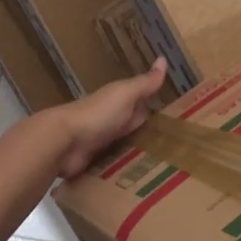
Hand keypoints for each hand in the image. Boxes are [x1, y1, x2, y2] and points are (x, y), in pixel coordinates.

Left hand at [48, 58, 168, 178]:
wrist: (63, 141)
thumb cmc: (97, 114)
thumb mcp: (124, 95)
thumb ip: (144, 83)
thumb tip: (164, 58)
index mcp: (118, 103)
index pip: (142, 106)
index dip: (156, 110)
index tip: (177, 119)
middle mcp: (109, 122)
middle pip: (133, 129)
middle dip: (149, 136)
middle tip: (174, 149)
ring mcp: (100, 144)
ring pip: (124, 148)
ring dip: (137, 155)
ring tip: (163, 170)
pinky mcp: (93, 164)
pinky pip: (113, 167)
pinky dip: (123, 171)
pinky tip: (138, 182)